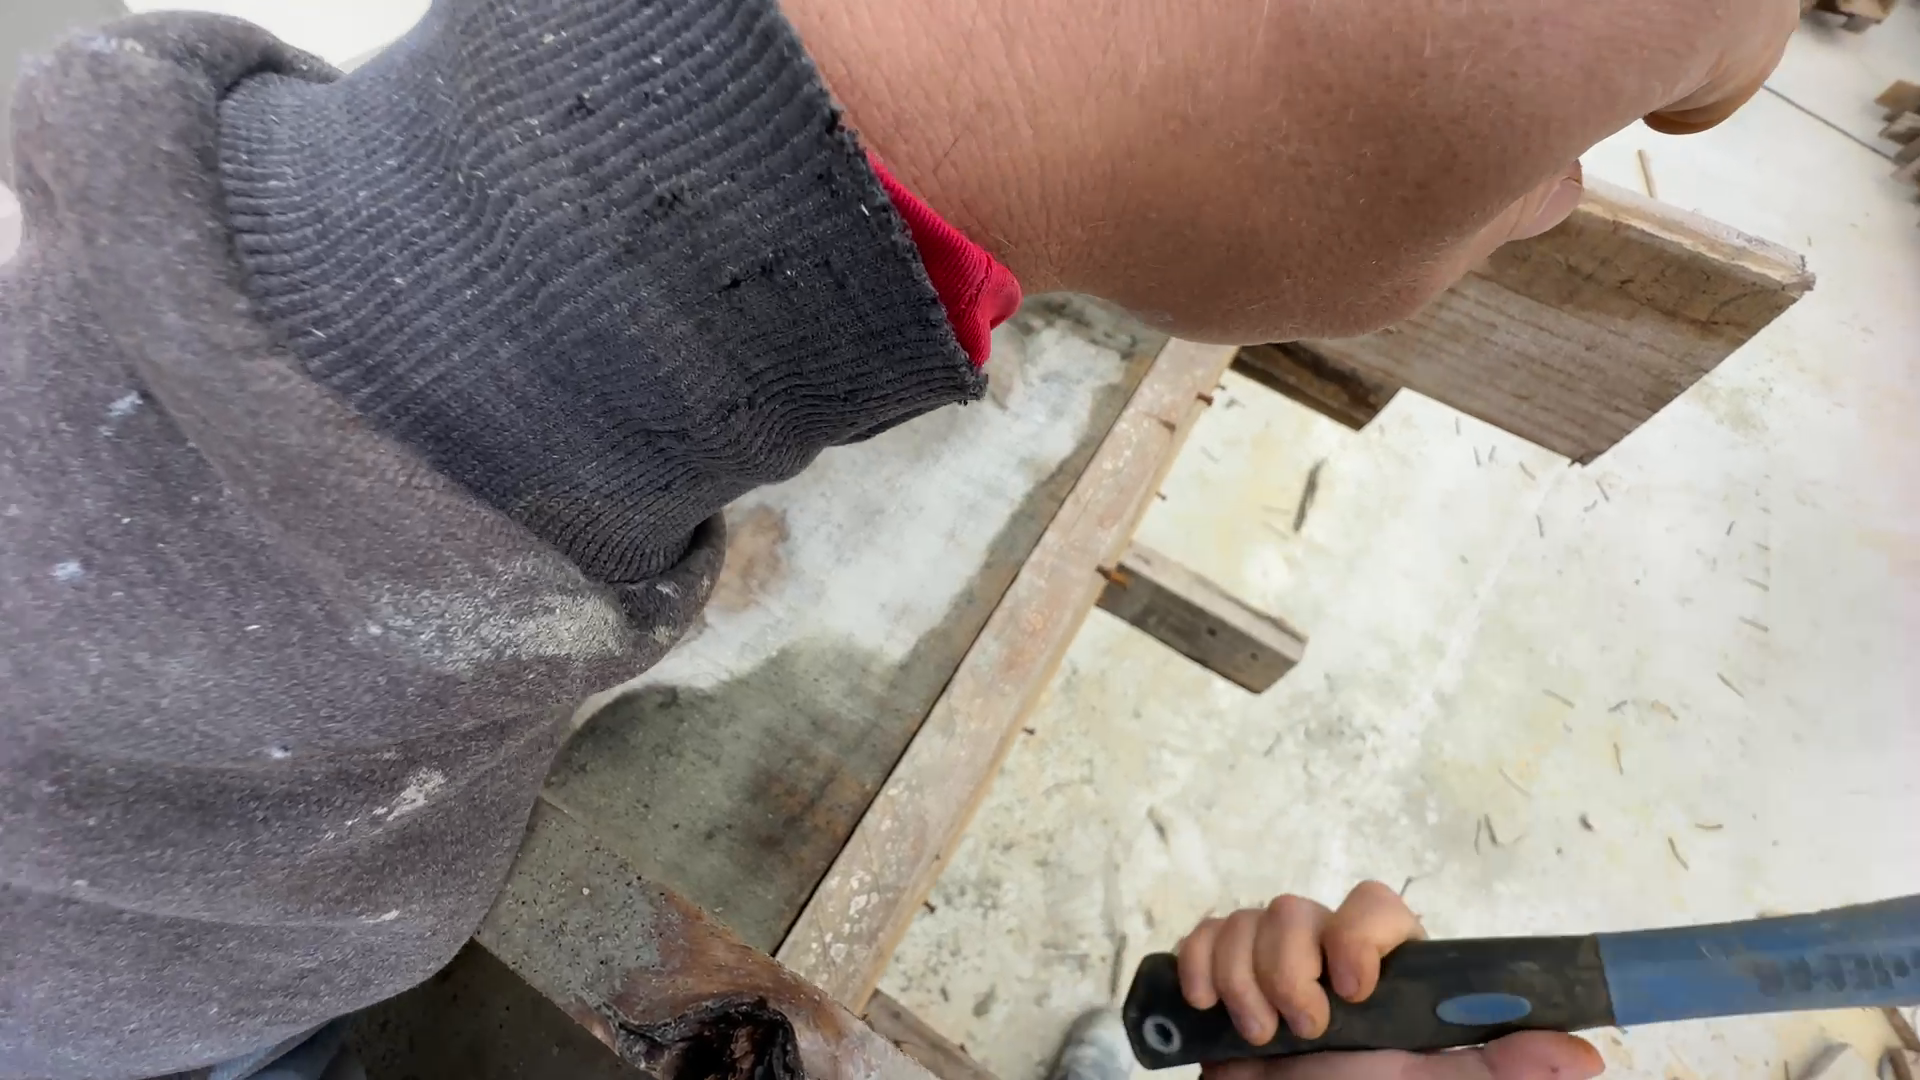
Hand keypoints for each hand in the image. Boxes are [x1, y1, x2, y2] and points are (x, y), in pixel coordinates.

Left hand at [783, 0, 1798, 343]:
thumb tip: (1526, 179)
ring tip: (1331, 89)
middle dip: (1551, 48)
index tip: (1646, 120)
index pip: (1732, 33)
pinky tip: (1267, 37)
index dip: (1682, 86)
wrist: (1045, 93)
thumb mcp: (1387, 273)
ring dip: (1434, 21)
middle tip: (1457, 125)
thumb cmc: (1236, 206)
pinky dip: (1326, 10)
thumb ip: (1486, 223)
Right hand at [1177, 881, 1602, 1079]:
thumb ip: (1491, 1071)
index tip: (1352, 986)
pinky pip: (1201, 933)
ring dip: (1242, 979)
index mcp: (1378, 970)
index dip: (1359, 932)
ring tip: (1256, 1036)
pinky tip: (1206, 1005)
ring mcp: (1265, 952)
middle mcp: (1321, 950)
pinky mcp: (1218, 961)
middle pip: (1296, 908)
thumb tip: (1584, 1055)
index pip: (1376, 904)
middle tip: (1299, 1029)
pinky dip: (1198, 966)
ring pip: (1245, 918)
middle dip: (1286, 968)